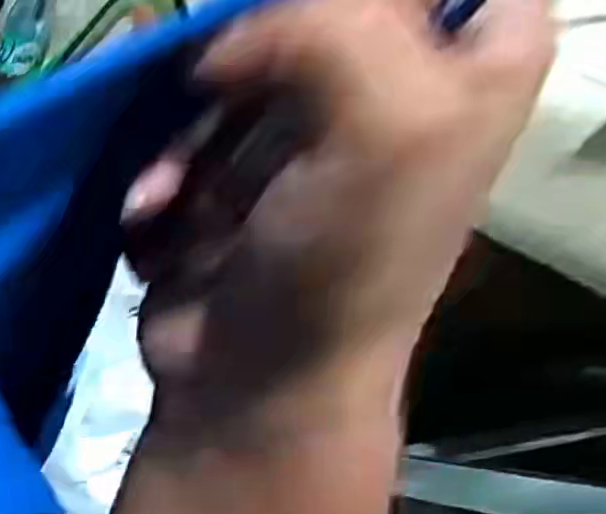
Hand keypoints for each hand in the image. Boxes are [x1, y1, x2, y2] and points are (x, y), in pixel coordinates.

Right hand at [126, 0, 551, 433]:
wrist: (249, 384)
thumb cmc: (339, 264)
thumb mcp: (386, 125)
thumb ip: (325, 34)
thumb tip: (217, 44)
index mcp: (458, 61)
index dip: (312, 10)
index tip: (256, 46)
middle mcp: (368, 103)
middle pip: (283, 39)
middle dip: (220, 86)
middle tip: (190, 111)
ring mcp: (280, 162)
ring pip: (208, 109)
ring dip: (169, 156)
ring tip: (154, 205)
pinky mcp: (208, 211)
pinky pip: (166, 171)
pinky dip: (148, 199)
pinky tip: (147, 229)